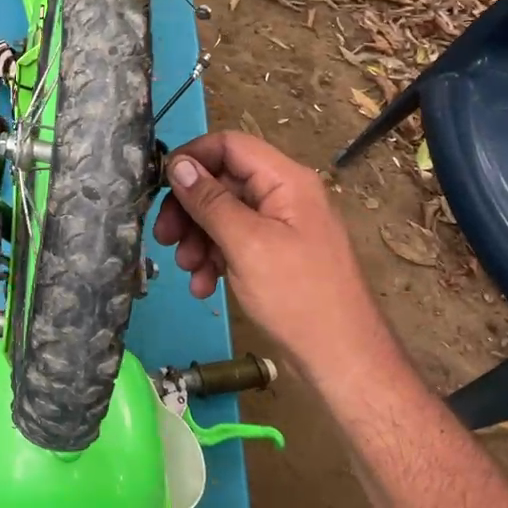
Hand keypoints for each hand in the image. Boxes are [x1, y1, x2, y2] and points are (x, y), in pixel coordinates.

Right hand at [154, 131, 385, 372]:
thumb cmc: (298, 297)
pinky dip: (215, 257)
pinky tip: (204, 285)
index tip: (161, 185)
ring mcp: (282, 226)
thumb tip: (177, 164)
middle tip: (164, 236)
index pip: (230, 144)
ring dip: (198, 237)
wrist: (345, 363)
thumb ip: (209, 200)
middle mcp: (284, 195)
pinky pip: (236, 240)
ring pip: (224, 213)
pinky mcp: (277, 254)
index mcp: (286, 180)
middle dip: (189, 208)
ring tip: (186, 269)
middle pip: (223, 181)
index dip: (193, 158)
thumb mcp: (246, 244)